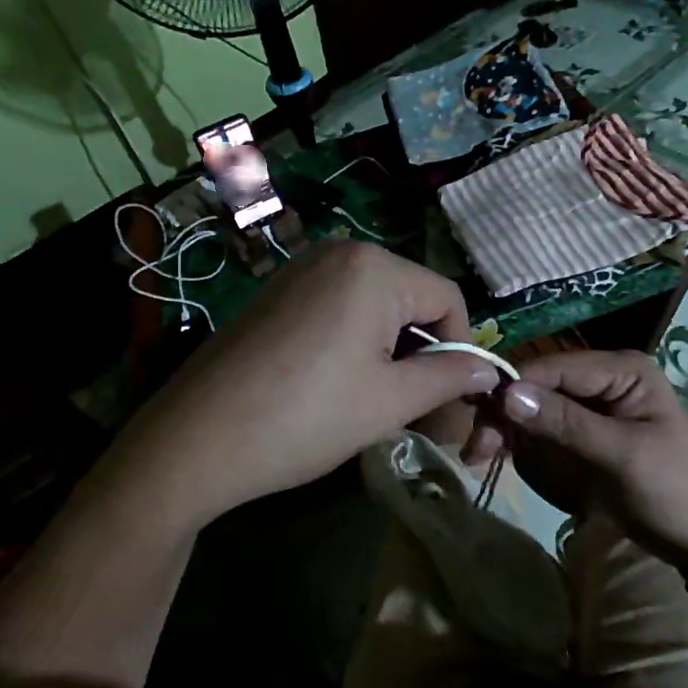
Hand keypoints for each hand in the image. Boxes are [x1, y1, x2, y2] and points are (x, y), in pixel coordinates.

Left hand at [106, 240, 499, 527]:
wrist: (198, 436)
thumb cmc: (306, 417)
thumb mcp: (390, 401)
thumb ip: (448, 377)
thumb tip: (489, 371)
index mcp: (373, 266)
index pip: (448, 298)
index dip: (460, 350)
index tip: (451, 401)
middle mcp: (338, 251)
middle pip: (410, 299)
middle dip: (422, 352)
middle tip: (418, 412)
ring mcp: (301, 268)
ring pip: (373, 305)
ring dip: (389, 350)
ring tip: (376, 403)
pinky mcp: (276, 290)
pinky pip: (336, 306)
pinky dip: (352, 340)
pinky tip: (335, 384)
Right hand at [499, 350, 687, 598]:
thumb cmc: (678, 493)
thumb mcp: (623, 454)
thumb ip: (566, 422)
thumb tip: (508, 395)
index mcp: (621, 369)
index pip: (552, 367)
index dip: (515, 389)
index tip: (483, 420)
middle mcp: (600, 379)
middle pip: (537, 385)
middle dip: (505, 413)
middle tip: (477, 449)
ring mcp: (589, 407)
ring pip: (531, 407)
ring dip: (504, 429)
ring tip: (479, 456)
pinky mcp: (581, 434)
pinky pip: (539, 429)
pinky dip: (517, 442)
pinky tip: (497, 456)